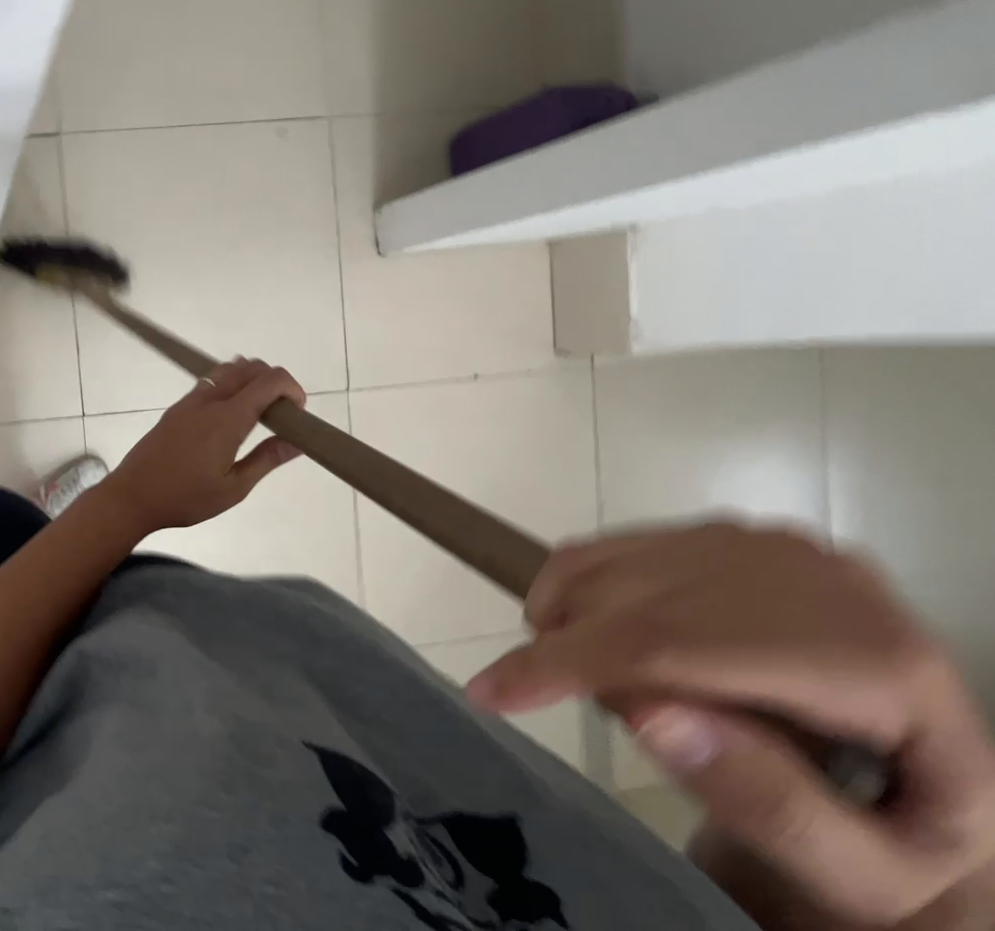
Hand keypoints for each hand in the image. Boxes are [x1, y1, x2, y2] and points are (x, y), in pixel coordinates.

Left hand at [97, 357, 305, 533]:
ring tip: (258, 414)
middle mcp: (209, 400)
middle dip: (274, 381)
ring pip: (228, 370)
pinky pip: (210, 382)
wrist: (131, 496)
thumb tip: (298, 443)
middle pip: (250, 367)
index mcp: (228, 418)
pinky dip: (230, 386)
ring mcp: (189, 401)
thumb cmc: (185, 498)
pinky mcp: (176, 408)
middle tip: (281, 415)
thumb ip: (266, 460)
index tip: (298, 414)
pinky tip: (230, 418)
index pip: (270, 380)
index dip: (293, 389)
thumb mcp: (234, 488)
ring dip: (250, 380)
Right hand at [464, 524, 994, 927]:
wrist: (916, 785)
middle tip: (548, 702)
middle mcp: (823, 583)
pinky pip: (613, 545)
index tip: (490, 696)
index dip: (571, 662)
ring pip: (613, 562)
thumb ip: (772, 806)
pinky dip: (572, 587)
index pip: (678, 642)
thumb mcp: (860, 870)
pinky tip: (591, 637)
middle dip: (565, 650)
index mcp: (876, 666)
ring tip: (592, 683)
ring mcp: (775, 549)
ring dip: (565, 619)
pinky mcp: (734, 537)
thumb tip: (650, 712)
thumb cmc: (891, 843)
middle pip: (635, 597)